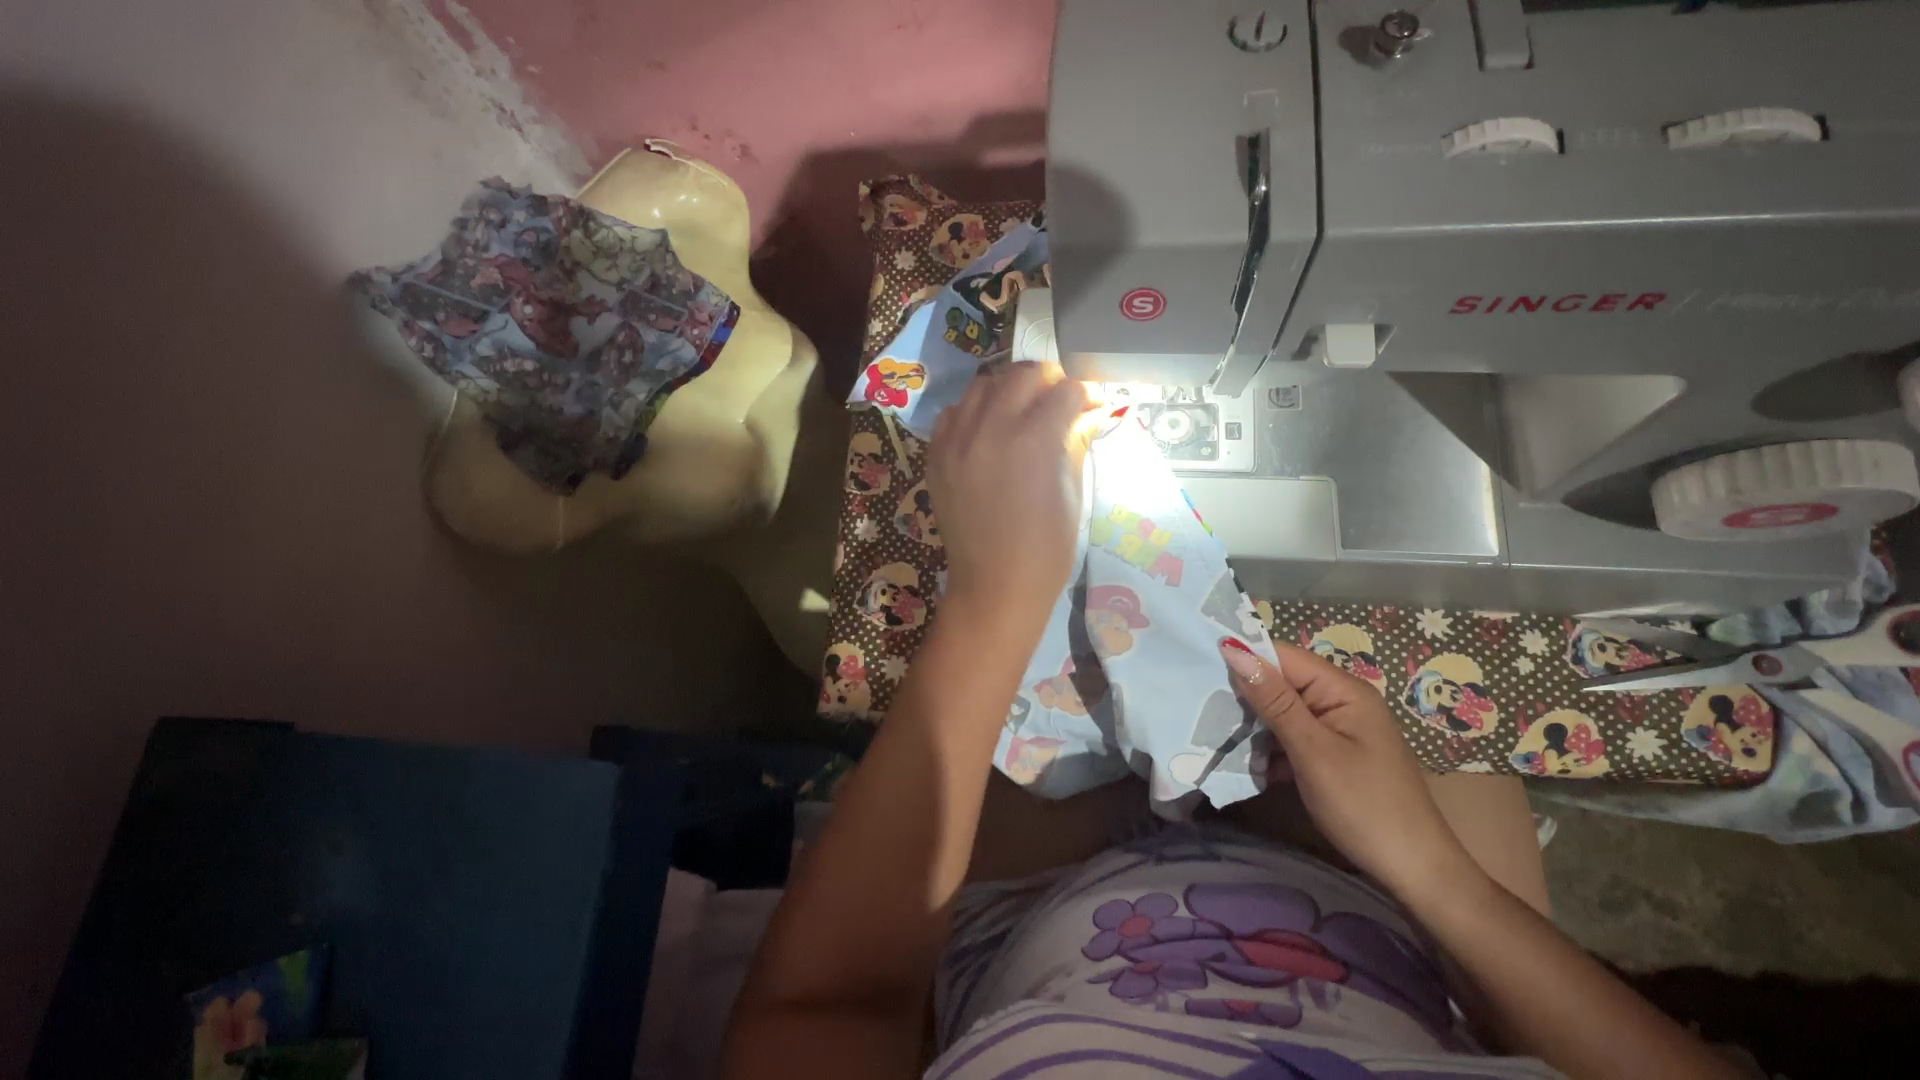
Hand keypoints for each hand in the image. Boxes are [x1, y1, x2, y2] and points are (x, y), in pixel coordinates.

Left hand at [929, 363, 1092, 620]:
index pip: (1065, 391)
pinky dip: (974, 413)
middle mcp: (991, 429)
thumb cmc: (1047, 550)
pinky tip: (988, 432)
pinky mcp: (936, 455)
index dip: (1085, 395)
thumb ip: (1077, 442)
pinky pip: (954, 413)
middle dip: (1048, 382)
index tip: (1092, 405)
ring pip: (984, 385)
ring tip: (1022, 412)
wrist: (995, 587)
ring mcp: (957, 440)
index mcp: (1034, 440)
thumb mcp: (1073, 494)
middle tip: (1059, 402)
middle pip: (1023, 375)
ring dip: (1009, 390)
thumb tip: (1091, 411)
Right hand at [1219, 640, 1480, 901]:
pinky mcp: (1334, 756)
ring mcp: (1340, 730)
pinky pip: (1293, 738)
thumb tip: (1234, 649)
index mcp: (1344, 690)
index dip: (1243, 657)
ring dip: (1253, 725)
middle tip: (1199, 706)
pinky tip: (1245, 764)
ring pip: (1283, 713)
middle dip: (1244, 694)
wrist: (1414, 870)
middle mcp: (1342, 701)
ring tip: (1213, 734)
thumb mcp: (1313, 751)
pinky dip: (1269, 749)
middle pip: (1282, 682)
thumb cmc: (1364, 805)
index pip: (1283, 656)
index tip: (1197, 668)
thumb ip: (1274, 700)